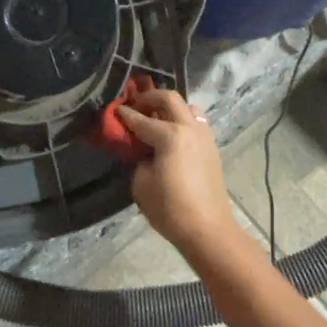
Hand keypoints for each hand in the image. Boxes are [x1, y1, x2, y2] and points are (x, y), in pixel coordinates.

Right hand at [117, 90, 237, 257]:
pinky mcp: (212, 148)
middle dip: (149, 97)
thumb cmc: (170, 209)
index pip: (141, 119)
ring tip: (156, 119)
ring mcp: (204, 136)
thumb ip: (139, 159)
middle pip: (169, 98)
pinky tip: (172, 135)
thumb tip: (143, 150)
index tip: (114, 110)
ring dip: (170, 107)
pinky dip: (182, 120)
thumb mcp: (141, 184)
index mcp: (170, 135)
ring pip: (188, 107)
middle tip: (135, 106)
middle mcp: (189, 128)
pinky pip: (196, 123)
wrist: (207, 229)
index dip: (125, 114)